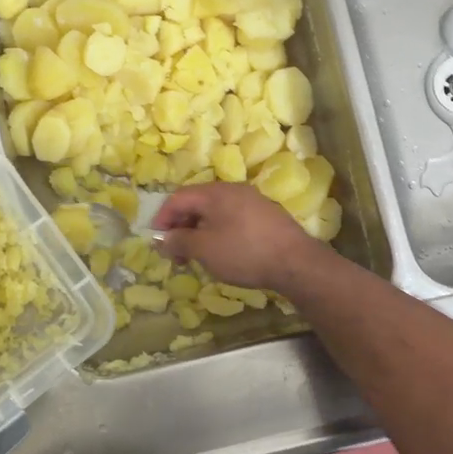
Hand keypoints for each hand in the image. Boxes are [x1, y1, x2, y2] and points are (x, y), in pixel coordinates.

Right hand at [152, 182, 328, 291]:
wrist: (296, 263)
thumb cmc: (244, 252)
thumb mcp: (204, 249)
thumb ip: (178, 241)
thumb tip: (162, 238)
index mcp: (215, 192)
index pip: (178, 198)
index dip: (162, 218)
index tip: (156, 241)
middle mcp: (233, 190)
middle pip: (197, 203)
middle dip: (180, 227)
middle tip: (175, 254)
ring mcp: (253, 201)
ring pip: (215, 213)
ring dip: (199, 232)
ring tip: (197, 257)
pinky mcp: (266, 216)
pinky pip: (232, 219)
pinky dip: (218, 233)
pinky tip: (223, 253)